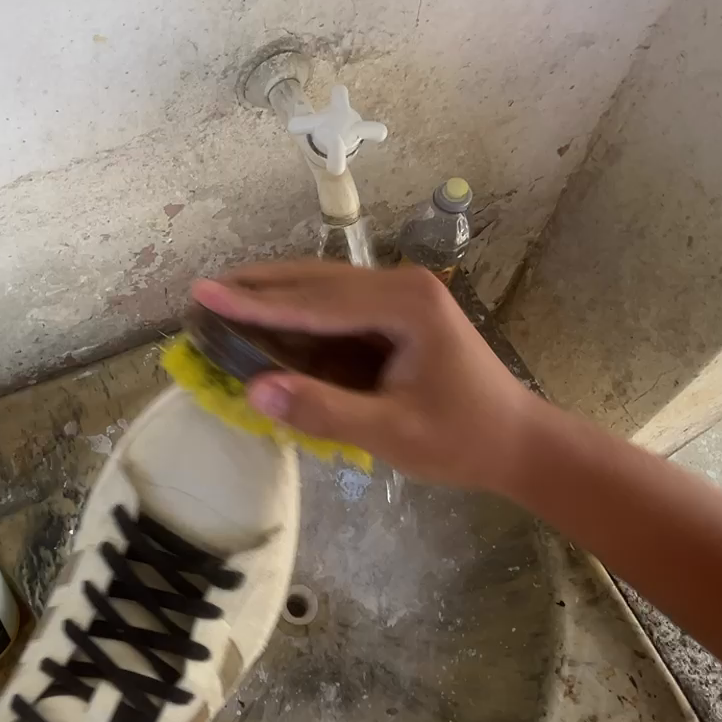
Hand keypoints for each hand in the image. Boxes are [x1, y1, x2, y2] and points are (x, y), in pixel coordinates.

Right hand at [191, 261, 545, 493]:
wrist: (518, 441)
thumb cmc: (463, 439)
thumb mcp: (393, 433)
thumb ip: (325, 411)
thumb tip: (255, 391)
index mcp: (405, 305)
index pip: (315, 302)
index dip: (255, 302)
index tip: (205, 295)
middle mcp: (402, 285)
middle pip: (316, 280)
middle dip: (258, 286)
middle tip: (203, 291)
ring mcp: (402, 293)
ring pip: (324, 284)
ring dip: (275, 289)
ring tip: (226, 293)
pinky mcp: (398, 310)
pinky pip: (337, 300)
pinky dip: (299, 305)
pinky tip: (271, 309)